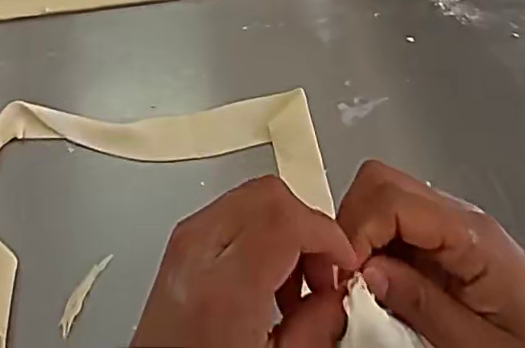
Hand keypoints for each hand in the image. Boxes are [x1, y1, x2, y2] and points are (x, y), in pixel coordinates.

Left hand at [133, 176, 359, 347]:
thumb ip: (315, 329)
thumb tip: (339, 293)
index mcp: (221, 288)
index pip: (284, 216)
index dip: (326, 232)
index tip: (344, 261)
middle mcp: (196, 251)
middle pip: (267, 195)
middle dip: (307, 228)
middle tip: (322, 275)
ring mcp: (183, 242)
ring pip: (250, 197)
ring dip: (284, 230)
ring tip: (295, 286)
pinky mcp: (180, 243)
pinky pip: (231, 212)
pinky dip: (260, 233)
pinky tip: (268, 279)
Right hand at [336, 161, 524, 347]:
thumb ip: (422, 304)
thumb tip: (365, 268)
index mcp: (475, 235)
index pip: (392, 197)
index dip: (358, 228)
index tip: (345, 271)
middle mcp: (462, 219)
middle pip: (382, 181)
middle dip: (354, 220)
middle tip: (347, 273)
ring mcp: (454, 230)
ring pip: (384, 197)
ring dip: (363, 234)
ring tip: (363, 285)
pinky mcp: (448, 248)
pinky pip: (398, 226)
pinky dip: (377, 247)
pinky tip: (384, 284)